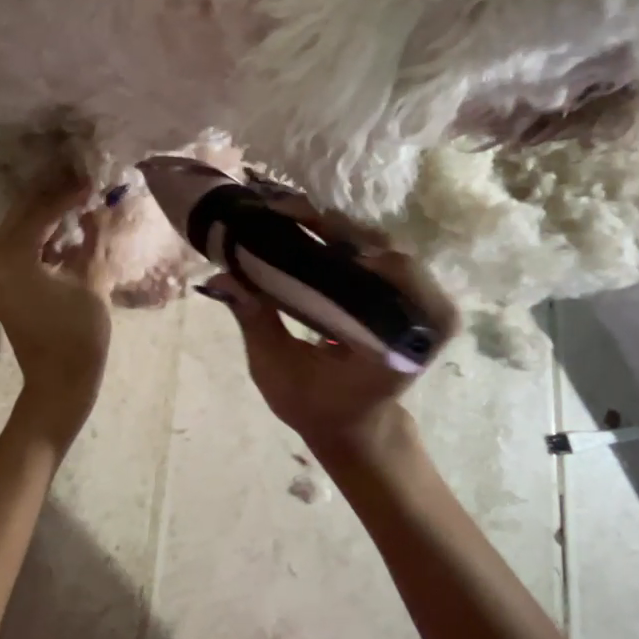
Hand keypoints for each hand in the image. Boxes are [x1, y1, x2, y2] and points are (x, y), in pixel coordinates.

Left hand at [0, 172, 114, 436]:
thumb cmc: (78, 335)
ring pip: (18, 228)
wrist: (59, 383)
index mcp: (10, 259)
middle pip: (22, 214)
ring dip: (45, 214)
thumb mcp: (90, 279)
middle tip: (83, 180)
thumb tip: (98, 204)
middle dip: (52, 196)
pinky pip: (17, 246)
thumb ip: (91, 237)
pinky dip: (39, 235)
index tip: (92, 179)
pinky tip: (66, 226)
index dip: (67, 194)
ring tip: (78, 198)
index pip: (39, 213)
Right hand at [203, 199, 458, 455]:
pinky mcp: (405, 297)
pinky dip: (348, 238)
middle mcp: (419, 323)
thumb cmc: (313, 403)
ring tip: (293, 217)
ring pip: (387, 248)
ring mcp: (417, 307)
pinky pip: (382, 255)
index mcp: (394, 347)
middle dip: (339, 230)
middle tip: (286, 214)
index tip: (310, 232)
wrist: (351, 424)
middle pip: (391, 255)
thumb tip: (220, 277)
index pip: (399, 283)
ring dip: (341, 229)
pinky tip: (311, 228)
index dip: (358, 251)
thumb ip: (254, 321)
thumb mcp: (275, 369)